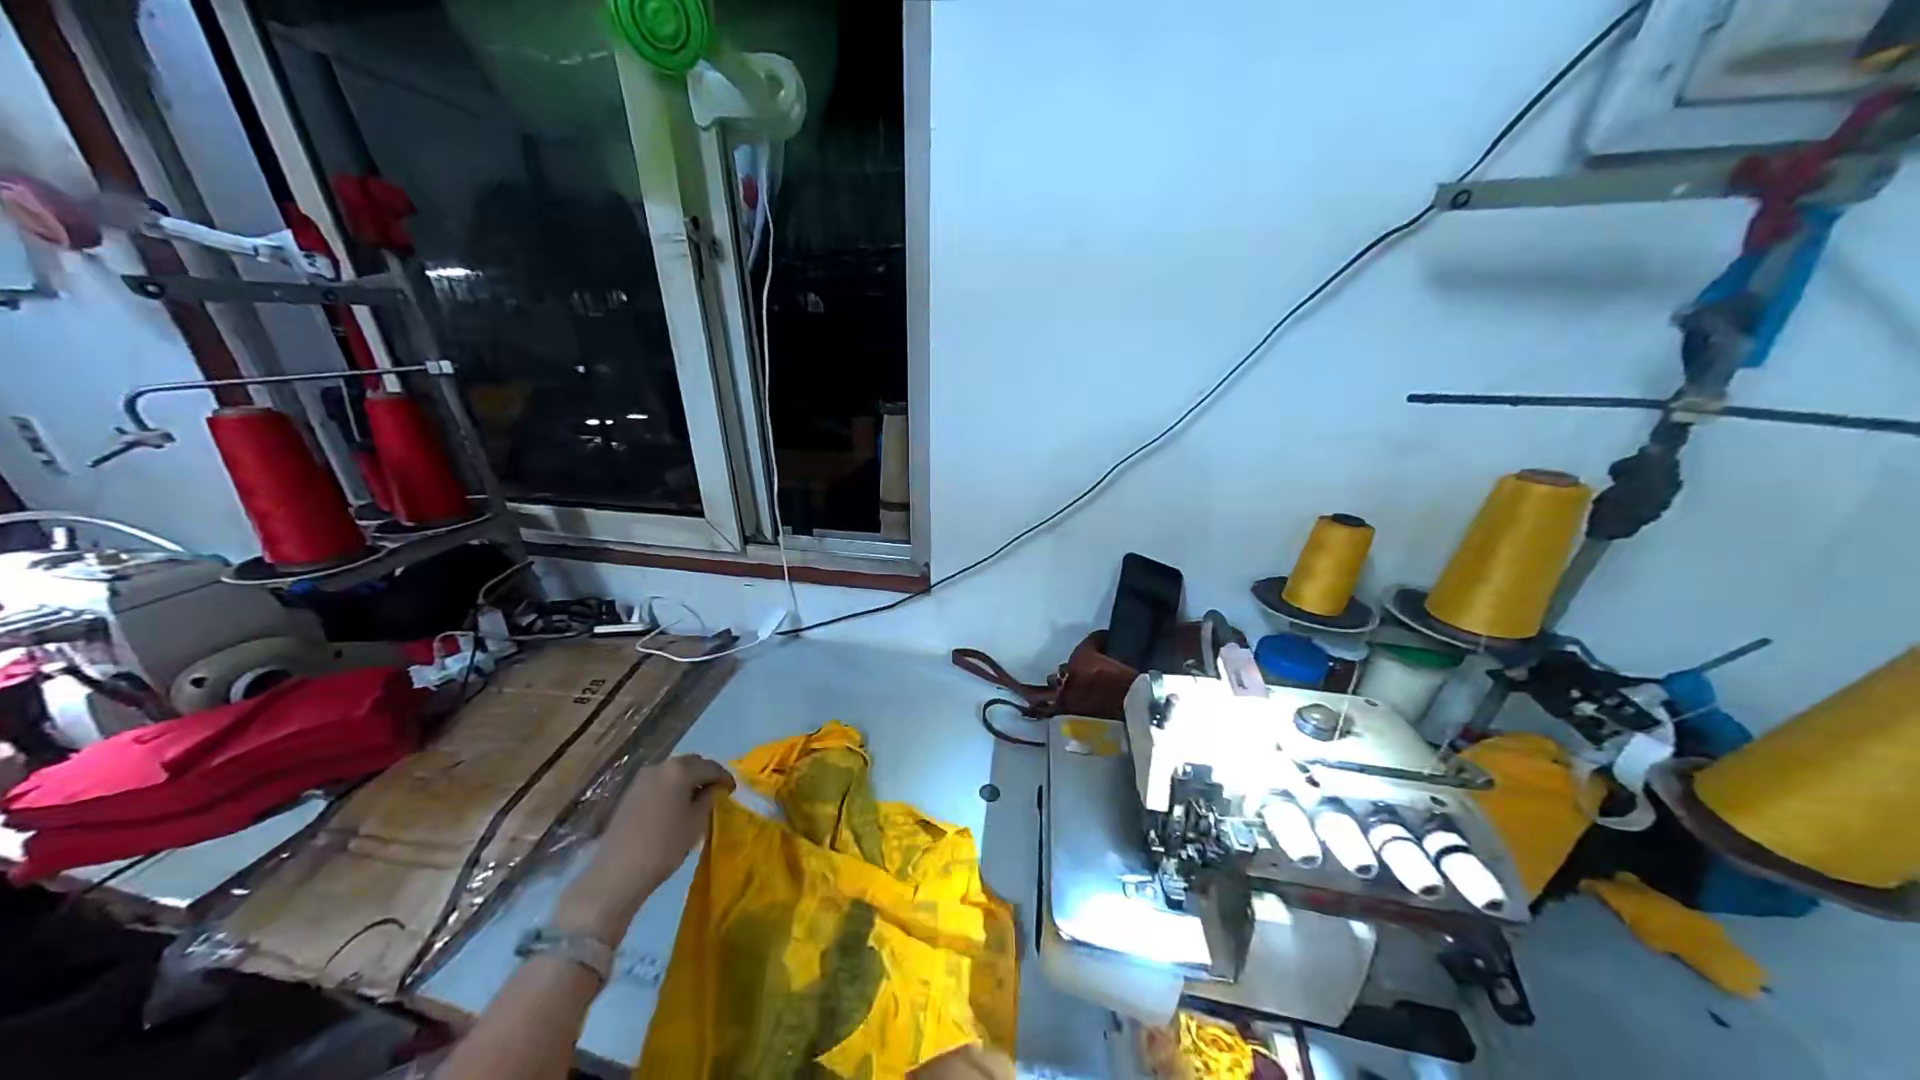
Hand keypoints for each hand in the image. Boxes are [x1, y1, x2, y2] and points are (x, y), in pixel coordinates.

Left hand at [552, 754, 732, 942]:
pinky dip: (671, 788)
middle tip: (715, 793)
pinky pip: (659, 782)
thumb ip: (708, 799)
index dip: (725, 778)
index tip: (732, 790)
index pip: (711, 767)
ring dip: (687, 781)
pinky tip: (674, 806)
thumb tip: (712, 789)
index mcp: (680, 770)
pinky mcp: (629, 792)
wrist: (618, 872)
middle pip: (691, 763)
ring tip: (695, 800)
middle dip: (705, 775)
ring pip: (673, 772)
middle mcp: (660, 766)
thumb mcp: (696, 823)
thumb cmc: (665, 846)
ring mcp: (641, 778)